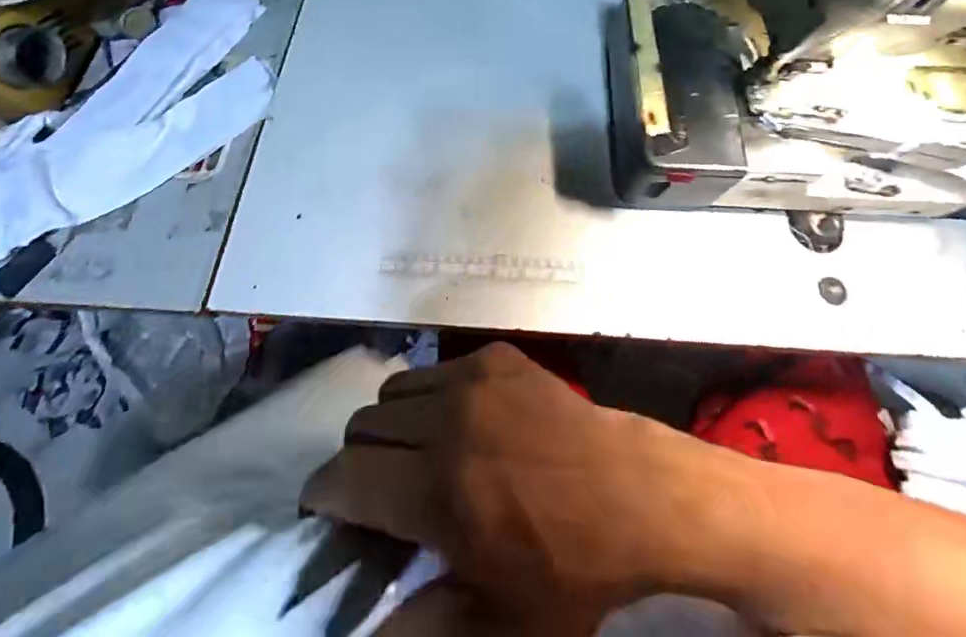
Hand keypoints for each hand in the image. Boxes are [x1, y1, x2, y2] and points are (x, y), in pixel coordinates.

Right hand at [300, 344, 726, 633]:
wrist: (643, 497)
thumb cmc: (573, 570)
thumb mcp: (498, 625)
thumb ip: (418, 629)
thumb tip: (359, 630)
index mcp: (436, 488)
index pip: (340, 477)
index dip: (323, 498)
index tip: (328, 513)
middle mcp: (445, 420)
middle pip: (360, 428)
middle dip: (359, 464)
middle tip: (385, 492)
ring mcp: (472, 378)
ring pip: (392, 392)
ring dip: (393, 426)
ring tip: (423, 454)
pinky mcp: (497, 356)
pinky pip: (435, 371)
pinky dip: (432, 397)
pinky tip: (466, 425)